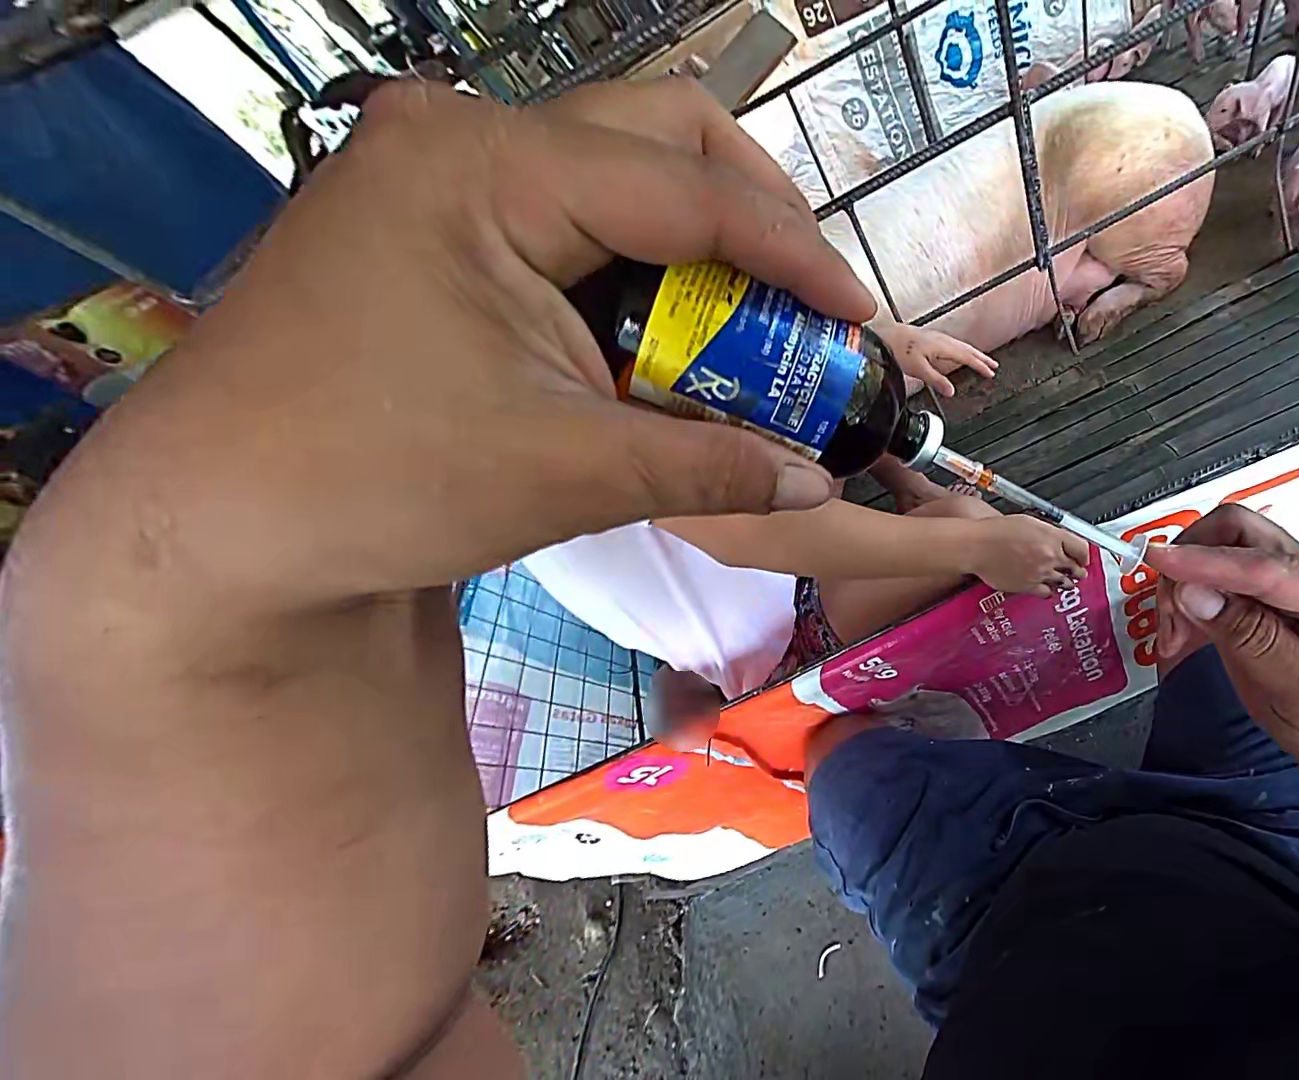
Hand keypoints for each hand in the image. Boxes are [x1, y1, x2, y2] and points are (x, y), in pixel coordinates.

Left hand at [25, 78, 875, 612]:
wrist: (231, 528)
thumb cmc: (383, 482)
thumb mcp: (575, 472)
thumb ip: (715, 469)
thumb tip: (819, 486)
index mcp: (486, 173)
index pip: (687, 188)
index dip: (793, 250)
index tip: (856, 312)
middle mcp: (473, 148)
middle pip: (666, 137)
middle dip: (762, 215)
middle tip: (812, 294)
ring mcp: (461, 185)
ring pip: (635, 175)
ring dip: (718, 246)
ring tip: (769, 317)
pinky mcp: (463, 235)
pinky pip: (599, 227)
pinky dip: (669, 277)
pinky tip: (693, 334)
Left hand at [873, 320, 996, 396]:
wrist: (883, 336)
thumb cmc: (897, 348)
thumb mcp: (918, 369)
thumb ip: (936, 380)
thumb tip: (951, 391)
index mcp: (942, 346)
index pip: (967, 357)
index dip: (980, 366)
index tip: (991, 373)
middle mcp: (941, 339)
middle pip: (967, 349)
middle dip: (982, 358)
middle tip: (994, 366)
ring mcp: (935, 337)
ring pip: (960, 345)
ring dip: (973, 353)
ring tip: (981, 360)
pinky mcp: (929, 338)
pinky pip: (952, 344)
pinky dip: (961, 350)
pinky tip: (957, 353)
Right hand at [965, 515, 1090, 595]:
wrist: (977, 545)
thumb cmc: (996, 531)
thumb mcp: (1028, 522)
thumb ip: (1047, 532)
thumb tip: (1057, 540)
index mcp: (1052, 536)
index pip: (1082, 549)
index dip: (1085, 555)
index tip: (1083, 558)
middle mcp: (1049, 555)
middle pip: (1075, 568)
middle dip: (1077, 570)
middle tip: (1078, 572)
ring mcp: (1040, 572)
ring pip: (1063, 582)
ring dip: (1065, 582)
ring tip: (1064, 581)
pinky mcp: (1029, 586)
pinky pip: (1047, 592)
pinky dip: (1049, 590)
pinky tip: (1047, 588)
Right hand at [1146, 505, 1298, 776]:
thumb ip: (1250, 639)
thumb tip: (1191, 590)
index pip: (1269, 566)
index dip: (1208, 561)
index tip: (1157, 559)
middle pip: (1244, 536)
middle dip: (1193, 565)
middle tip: (1169, 620)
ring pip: (1223, 549)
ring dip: (1186, 582)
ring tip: (1175, 639)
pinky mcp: (1272, 594)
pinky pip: (1219, 575)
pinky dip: (1190, 596)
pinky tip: (1183, 632)